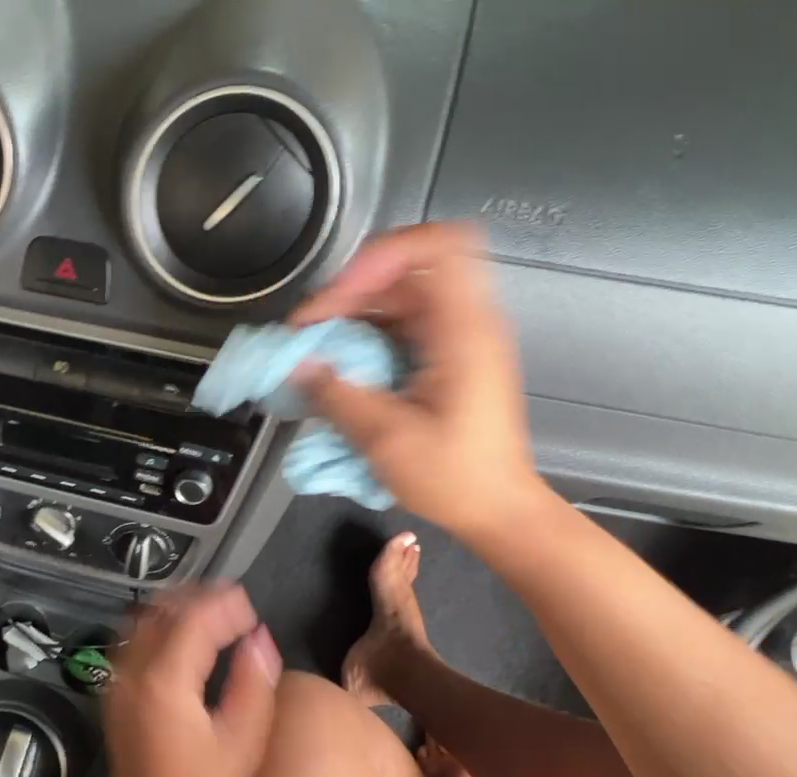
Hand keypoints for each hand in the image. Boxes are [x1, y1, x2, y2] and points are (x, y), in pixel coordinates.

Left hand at [102, 586, 282, 776]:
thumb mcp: (241, 741)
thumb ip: (253, 684)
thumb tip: (260, 640)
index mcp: (166, 681)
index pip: (194, 620)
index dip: (224, 606)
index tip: (250, 610)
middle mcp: (134, 671)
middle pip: (165, 611)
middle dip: (201, 598)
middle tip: (235, 604)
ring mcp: (118, 678)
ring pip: (144, 619)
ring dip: (178, 607)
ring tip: (212, 611)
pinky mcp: (114, 688)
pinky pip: (133, 638)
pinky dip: (159, 624)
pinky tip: (182, 634)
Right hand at [290, 223, 550, 542]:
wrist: (497, 510)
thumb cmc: (457, 478)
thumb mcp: (387, 438)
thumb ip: (337, 394)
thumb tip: (300, 366)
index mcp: (464, 331)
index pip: (437, 246)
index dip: (381, 255)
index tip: (339, 294)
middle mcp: (466, 325)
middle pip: (406, 271)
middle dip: (351, 291)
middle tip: (310, 329)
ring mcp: (458, 341)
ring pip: (399, 299)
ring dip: (353, 317)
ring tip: (316, 349)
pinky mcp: (448, 361)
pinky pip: (402, 328)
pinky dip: (366, 338)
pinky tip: (339, 367)